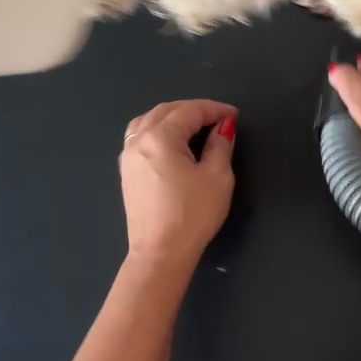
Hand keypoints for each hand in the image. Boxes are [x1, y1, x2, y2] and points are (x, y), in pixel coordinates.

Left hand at [119, 99, 237, 271]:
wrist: (161, 251)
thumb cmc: (193, 214)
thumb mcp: (217, 177)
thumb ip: (220, 145)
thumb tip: (223, 127)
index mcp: (160, 137)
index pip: (190, 111)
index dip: (214, 109)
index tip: (234, 115)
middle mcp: (138, 141)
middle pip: (166, 111)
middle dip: (193, 110)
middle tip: (218, 119)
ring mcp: (128, 157)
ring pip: (148, 122)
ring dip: (172, 118)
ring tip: (194, 127)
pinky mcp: (127, 173)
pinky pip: (140, 138)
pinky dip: (157, 131)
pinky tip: (171, 143)